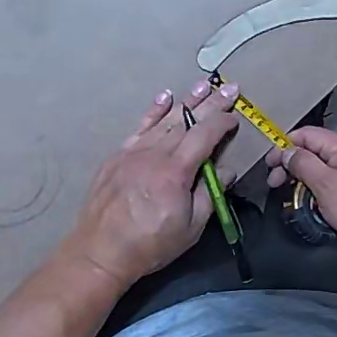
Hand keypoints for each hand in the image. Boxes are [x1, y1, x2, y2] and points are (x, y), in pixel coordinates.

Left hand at [59, 78, 239, 288]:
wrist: (101, 251)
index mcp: (175, 172)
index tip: (235, 116)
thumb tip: (225, 171)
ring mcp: (133, 152)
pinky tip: (165, 97)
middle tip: (230, 87)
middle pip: (187, 121)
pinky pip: (140, 127)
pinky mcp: (118, 156)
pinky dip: (154, 111)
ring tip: (203, 85)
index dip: (222, 123)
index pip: (204, 135)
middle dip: (211, 103)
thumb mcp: (191, 227)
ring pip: (164, 119)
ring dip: (186, 101)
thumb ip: (210, 194)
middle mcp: (154, 154)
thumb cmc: (151, 244)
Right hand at [265, 127, 336, 254]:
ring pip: (324, 165)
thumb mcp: (323, 184)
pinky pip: (336, 176)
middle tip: (276, 184)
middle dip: (292, 164)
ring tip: (294, 195)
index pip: (305, 134)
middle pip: (314, 149)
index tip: (270, 166)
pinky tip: (314, 199)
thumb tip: (288, 151)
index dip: (283, 146)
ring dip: (305, 177)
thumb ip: (302, 163)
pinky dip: (320, 184)